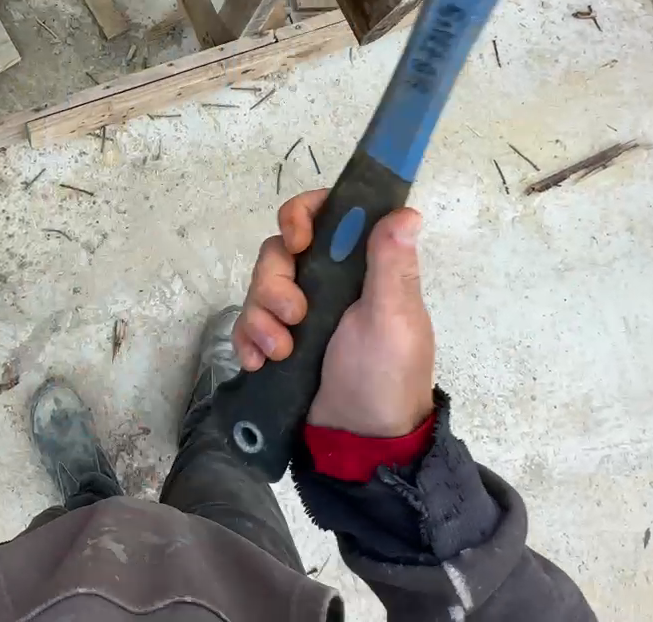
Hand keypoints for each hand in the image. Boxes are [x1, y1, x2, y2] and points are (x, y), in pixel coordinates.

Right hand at [232, 192, 434, 436]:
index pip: (323, 215)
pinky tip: (259, 363)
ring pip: (257, 287)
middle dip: (275, 283)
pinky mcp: (273, 338)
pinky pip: (245, 324)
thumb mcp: (393, 320)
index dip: (301, 215)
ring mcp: (295, 310)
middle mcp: (323, 281)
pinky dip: (247, 341)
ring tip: (281, 352)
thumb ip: (391, 265)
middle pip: (278, 252)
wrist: (360, 441)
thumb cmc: (386, 375)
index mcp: (356, 267)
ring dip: (261, 318)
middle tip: (294, 316)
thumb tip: (407, 212)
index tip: (298, 241)